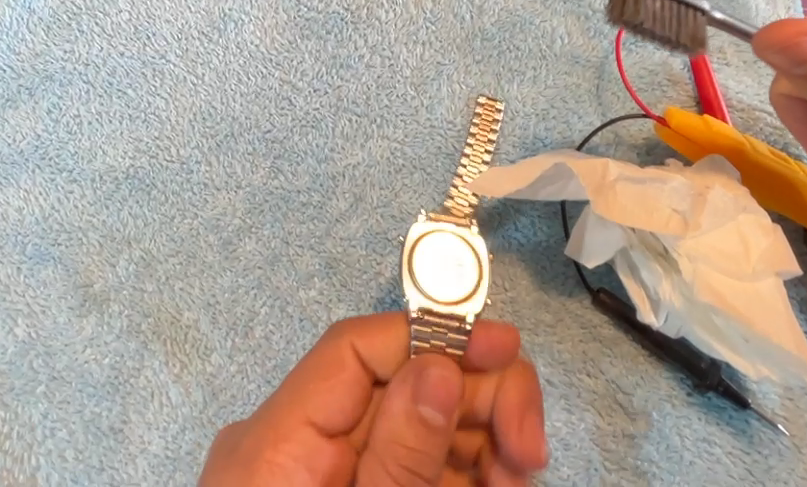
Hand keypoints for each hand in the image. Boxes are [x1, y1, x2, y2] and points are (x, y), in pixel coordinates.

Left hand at [198, 313, 547, 486]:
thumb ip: (396, 458)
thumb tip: (437, 369)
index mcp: (276, 440)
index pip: (352, 351)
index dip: (428, 335)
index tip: (503, 347)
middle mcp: (300, 449)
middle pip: (393, 387)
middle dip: (470, 397)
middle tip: (530, 442)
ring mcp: (328, 482)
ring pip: (414, 430)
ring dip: (478, 441)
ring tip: (520, 473)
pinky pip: (414, 474)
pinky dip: (461, 476)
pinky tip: (499, 483)